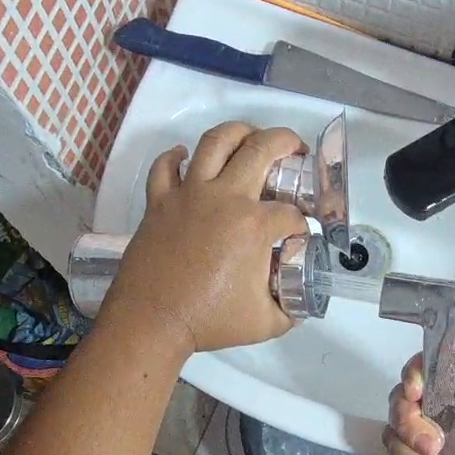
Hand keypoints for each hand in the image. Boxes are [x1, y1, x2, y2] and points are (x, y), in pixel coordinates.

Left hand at [102, 122, 311, 354]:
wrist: (153, 321)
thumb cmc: (211, 322)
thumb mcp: (266, 323)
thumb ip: (289, 309)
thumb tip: (298, 302)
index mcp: (254, 225)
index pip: (291, 213)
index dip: (301, 225)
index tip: (298, 240)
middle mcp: (224, 198)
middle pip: (262, 149)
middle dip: (287, 143)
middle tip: (295, 150)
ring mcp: (188, 194)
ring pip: (215, 142)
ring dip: (239, 132)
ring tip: (250, 137)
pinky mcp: (160, 201)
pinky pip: (165, 166)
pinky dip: (176, 157)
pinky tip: (186, 158)